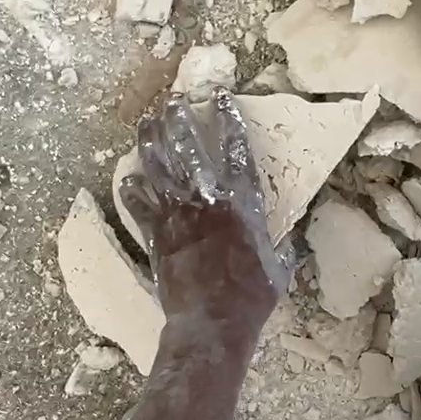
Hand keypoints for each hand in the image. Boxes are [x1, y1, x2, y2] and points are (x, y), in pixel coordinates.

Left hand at [120, 90, 288, 344]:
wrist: (211, 322)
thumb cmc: (251, 298)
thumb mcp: (278, 269)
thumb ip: (283, 246)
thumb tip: (293, 240)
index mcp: (243, 203)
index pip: (236, 150)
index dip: (229, 119)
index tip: (221, 97)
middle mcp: (208, 200)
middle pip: (189, 146)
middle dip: (180, 118)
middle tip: (173, 99)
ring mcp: (177, 215)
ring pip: (158, 167)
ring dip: (150, 141)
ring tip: (146, 122)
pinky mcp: (156, 234)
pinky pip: (138, 204)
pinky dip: (131, 190)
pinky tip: (127, 179)